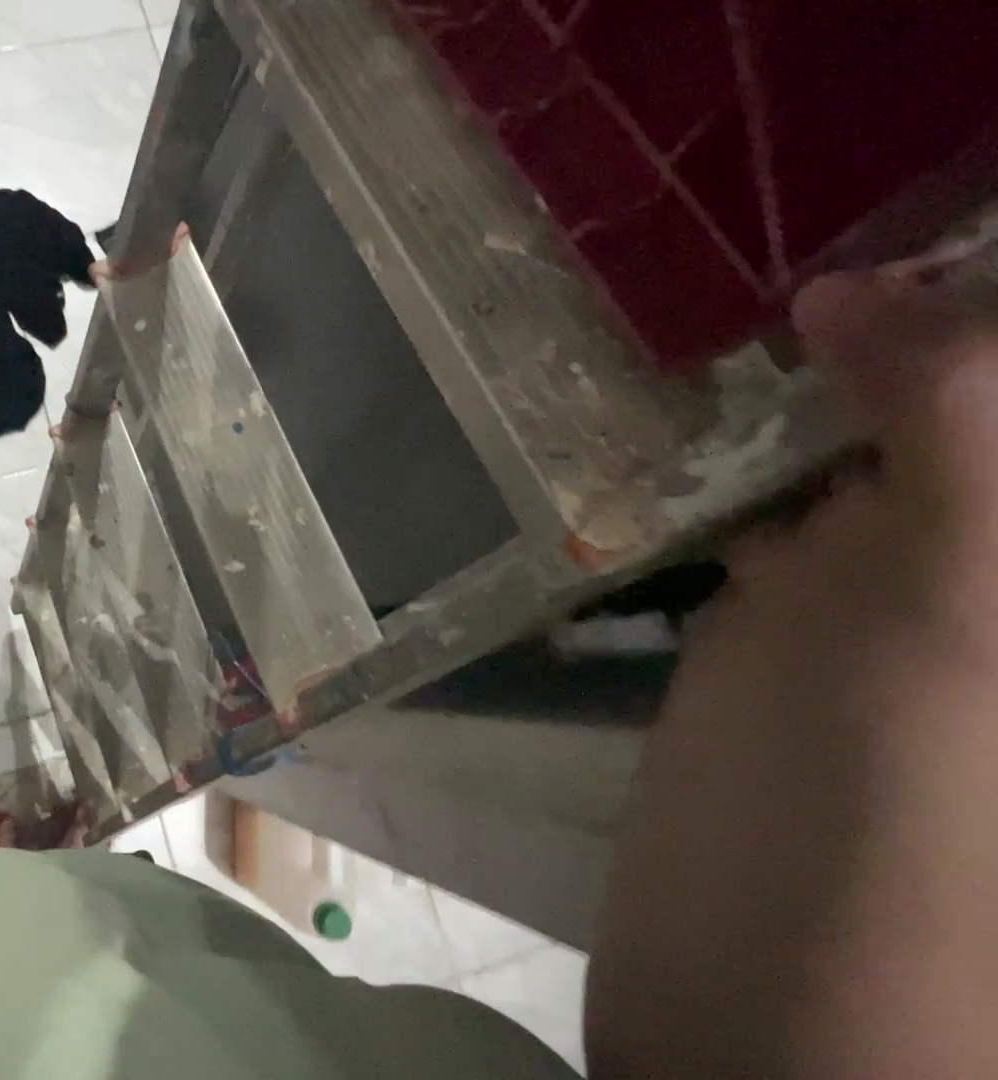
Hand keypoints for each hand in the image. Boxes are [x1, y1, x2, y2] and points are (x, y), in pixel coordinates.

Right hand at [589, 264, 997, 1079]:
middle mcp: (975, 544)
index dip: (969, 279)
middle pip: (929, 397)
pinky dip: (700, 464)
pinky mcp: (766, 620)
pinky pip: (746, 509)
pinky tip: (634, 428)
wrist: (772, 950)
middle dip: (857, 318)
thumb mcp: (961, 595)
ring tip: (675, 318)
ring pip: (828, 444)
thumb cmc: (910, 795)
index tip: (870, 209)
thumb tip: (860, 284)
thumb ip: (951, 421)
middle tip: (741, 251)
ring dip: (764, 385)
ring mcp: (869, 585)